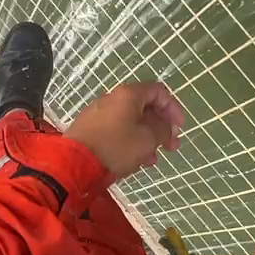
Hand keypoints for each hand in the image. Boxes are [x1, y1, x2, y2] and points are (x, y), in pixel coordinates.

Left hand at [65, 82, 185, 179]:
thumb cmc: (116, 147)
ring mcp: (98, 114)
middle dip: (161, 127)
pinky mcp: (89, 129)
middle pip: (144, 108)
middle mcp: (112, 99)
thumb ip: (162, 130)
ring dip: (147, 138)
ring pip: (130, 122)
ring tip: (153, 159)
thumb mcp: (147, 139)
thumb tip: (165, 126)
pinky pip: (116, 131)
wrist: (74, 163)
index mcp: (128, 95)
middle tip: (171, 146)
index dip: (173, 108)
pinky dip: (130, 142)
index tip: (179, 127)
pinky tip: (135, 160)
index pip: (158, 92)